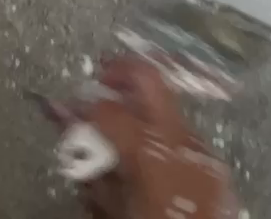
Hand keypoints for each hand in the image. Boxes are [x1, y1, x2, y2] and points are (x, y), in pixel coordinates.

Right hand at [75, 56, 237, 218]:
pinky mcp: (213, 162)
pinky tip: (147, 146)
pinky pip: (180, 128)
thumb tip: (57, 112)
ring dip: (140, 100)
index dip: (81, 105)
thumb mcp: (106, 200)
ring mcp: (201, 147)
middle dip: (119, 70)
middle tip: (101, 78)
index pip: (105, 107)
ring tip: (122, 118)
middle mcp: (179, 138)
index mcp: (148, 148)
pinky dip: (158, 127)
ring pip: (165, 100)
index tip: (70, 111)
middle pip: (147, 76)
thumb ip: (82, 154)